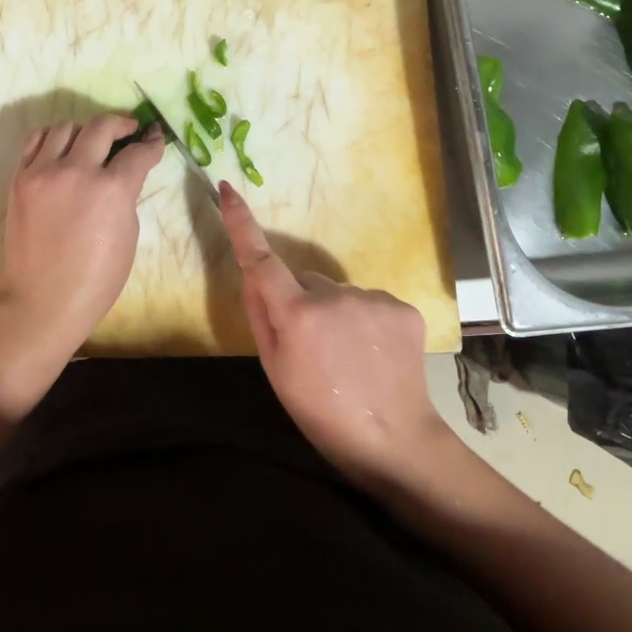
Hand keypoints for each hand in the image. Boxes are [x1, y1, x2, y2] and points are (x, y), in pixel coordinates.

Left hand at [0, 114, 164, 356]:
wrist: (43, 301)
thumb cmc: (96, 279)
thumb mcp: (128, 235)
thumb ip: (126, 195)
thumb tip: (124, 172)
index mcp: (111, 190)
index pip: (137, 152)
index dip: (151, 143)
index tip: (155, 137)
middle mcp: (77, 171)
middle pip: (102, 126)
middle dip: (121, 124)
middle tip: (129, 131)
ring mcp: (43, 172)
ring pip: (65, 127)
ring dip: (84, 131)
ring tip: (90, 143)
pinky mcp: (20, 179)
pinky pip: (35, 141)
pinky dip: (52, 138)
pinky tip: (61, 149)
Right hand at [218, 181, 451, 488]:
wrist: (391, 441)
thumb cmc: (319, 411)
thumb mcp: (274, 368)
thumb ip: (259, 315)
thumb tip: (253, 276)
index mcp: (297, 314)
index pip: (261, 258)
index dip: (241, 223)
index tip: (228, 190)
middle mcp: (334, 295)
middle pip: (306, 282)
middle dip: (303, 303)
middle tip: (313, 348)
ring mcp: (373, 298)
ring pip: (339, 293)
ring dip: (337, 314)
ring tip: (348, 357)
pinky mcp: (403, 307)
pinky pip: (370, 302)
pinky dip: (366, 321)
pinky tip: (373, 354)